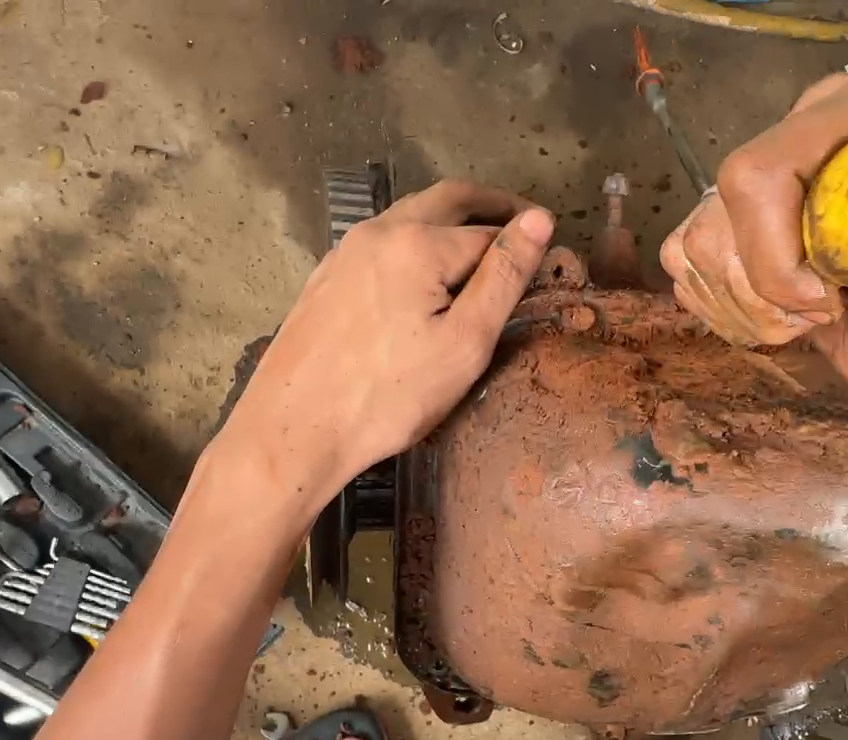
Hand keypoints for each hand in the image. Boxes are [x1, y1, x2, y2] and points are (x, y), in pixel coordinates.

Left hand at [219, 180, 553, 498]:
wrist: (296, 428)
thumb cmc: (392, 395)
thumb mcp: (465, 342)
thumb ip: (504, 277)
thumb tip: (540, 219)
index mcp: (418, 243)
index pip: (490, 232)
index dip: (524, 245)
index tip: (551, 260)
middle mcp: (379, 231)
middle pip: (447, 201)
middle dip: (490, 206)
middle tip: (523, 225)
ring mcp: (346, 252)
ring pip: (410, 218)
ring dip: (451, 221)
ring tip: (481, 250)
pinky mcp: (327, 277)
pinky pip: (383, 243)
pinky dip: (417, 243)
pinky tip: (424, 276)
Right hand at [660, 46, 847, 405]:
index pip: (760, 170)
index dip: (777, 255)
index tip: (833, 298)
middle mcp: (809, 125)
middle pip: (719, 211)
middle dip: (765, 290)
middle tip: (825, 310)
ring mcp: (766, 176)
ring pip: (694, 245)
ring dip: (749, 309)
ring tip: (810, 314)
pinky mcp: (735, 224)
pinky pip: (685, 266)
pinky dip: (729, 310)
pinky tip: (781, 313)